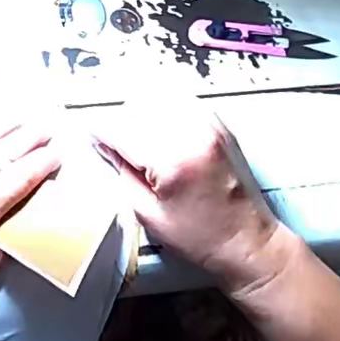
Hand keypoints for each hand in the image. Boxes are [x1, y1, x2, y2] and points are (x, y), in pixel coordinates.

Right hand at [92, 105, 301, 300]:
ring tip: (137, 134)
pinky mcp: (218, 124)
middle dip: (120, 122)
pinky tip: (159, 126)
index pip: (121, 129)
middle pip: (138, 107)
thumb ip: (123, 171)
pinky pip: (182, 100)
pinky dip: (165, 107)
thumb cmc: (199, 238)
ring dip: (141, 111)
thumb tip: (104, 143)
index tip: (90, 133)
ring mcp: (208, 125)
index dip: (100, 130)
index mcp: (171, 160)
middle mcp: (191, 133)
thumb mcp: (148, 213)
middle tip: (113, 141)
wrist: (249, 243)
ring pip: (159, 97)